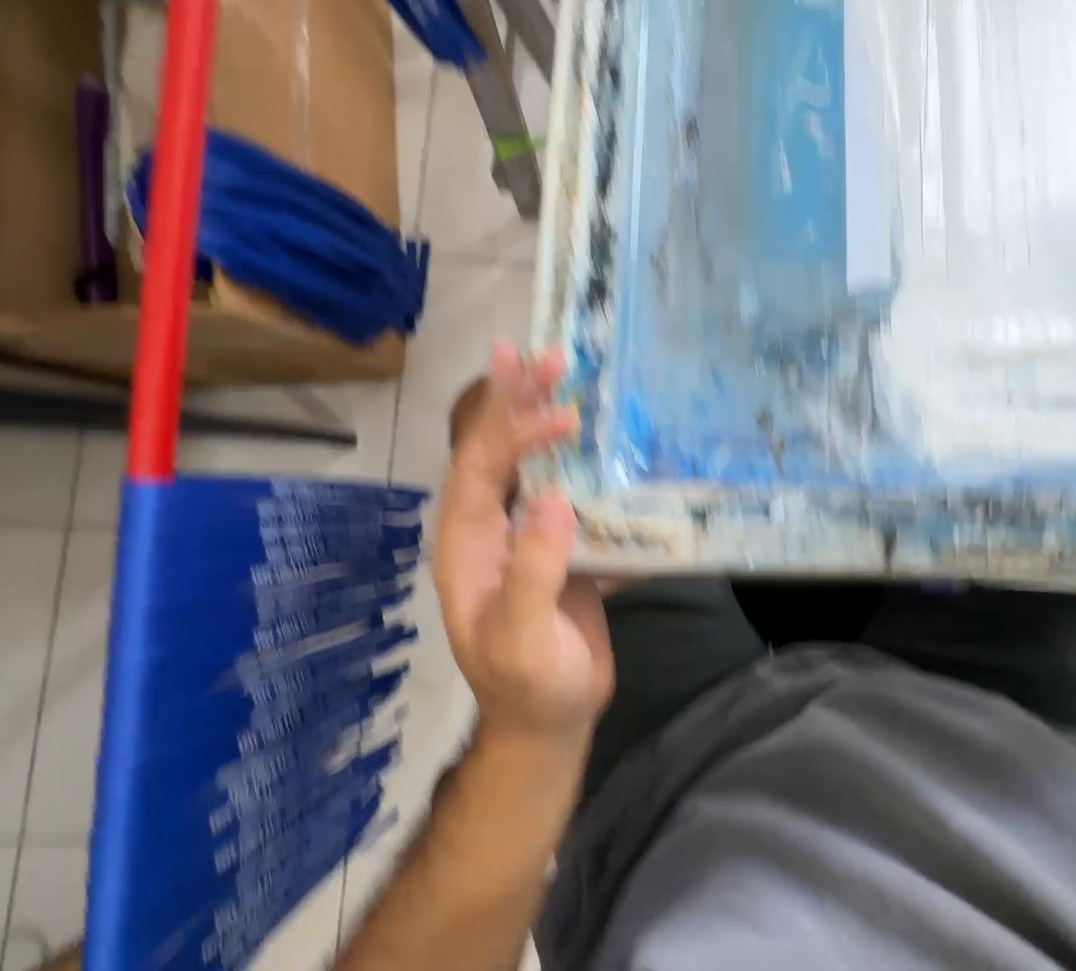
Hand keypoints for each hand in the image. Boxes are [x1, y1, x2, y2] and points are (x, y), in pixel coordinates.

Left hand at [434, 341, 613, 747]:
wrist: (552, 721)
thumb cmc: (528, 683)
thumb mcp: (522, 635)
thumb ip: (533, 569)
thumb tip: (554, 499)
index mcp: (467, 543)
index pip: (481, 468)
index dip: (513, 429)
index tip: (560, 408)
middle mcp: (491, 528)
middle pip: (499, 451)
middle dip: (519, 401)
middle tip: (549, 353)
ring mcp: (526, 535)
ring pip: (534, 464)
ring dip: (551, 422)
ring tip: (574, 378)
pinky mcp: (559, 546)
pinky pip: (570, 491)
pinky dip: (586, 462)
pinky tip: (608, 438)